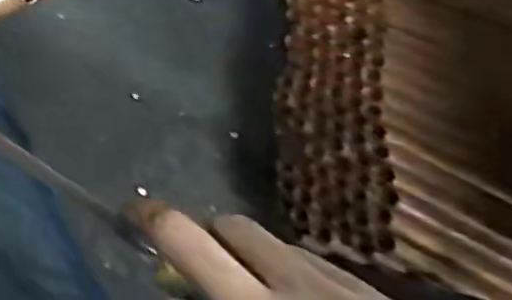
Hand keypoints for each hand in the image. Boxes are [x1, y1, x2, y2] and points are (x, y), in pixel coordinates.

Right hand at [125, 200, 388, 299]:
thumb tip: (173, 284)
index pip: (180, 234)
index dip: (147, 219)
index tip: (131, 220)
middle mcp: (296, 283)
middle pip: (230, 223)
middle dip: (212, 239)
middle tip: (208, 270)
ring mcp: (346, 287)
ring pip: (282, 245)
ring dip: (263, 262)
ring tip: (270, 298)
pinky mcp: (381, 297)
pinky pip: (326, 270)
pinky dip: (308, 282)